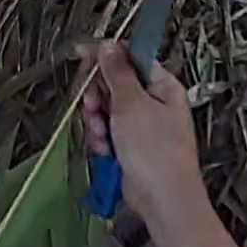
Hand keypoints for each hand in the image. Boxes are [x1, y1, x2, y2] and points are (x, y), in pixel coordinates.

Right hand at [80, 41, 209, 227]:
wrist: (164, 202)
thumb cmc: (153, 149)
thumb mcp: (131, 103)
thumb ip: (117, 72)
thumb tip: (108, 44)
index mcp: (162, 85)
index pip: (130, 57)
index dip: (106, 56)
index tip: (82, 55)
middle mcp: (154, 101)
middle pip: (115, 82)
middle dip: (98, 95)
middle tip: (92, 105)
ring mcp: (143, 124)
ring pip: (108, 107)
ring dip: (98, 119)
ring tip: (101, 135)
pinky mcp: (132, 144)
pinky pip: (109, 129)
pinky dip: (102, 137)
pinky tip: (105, 149)